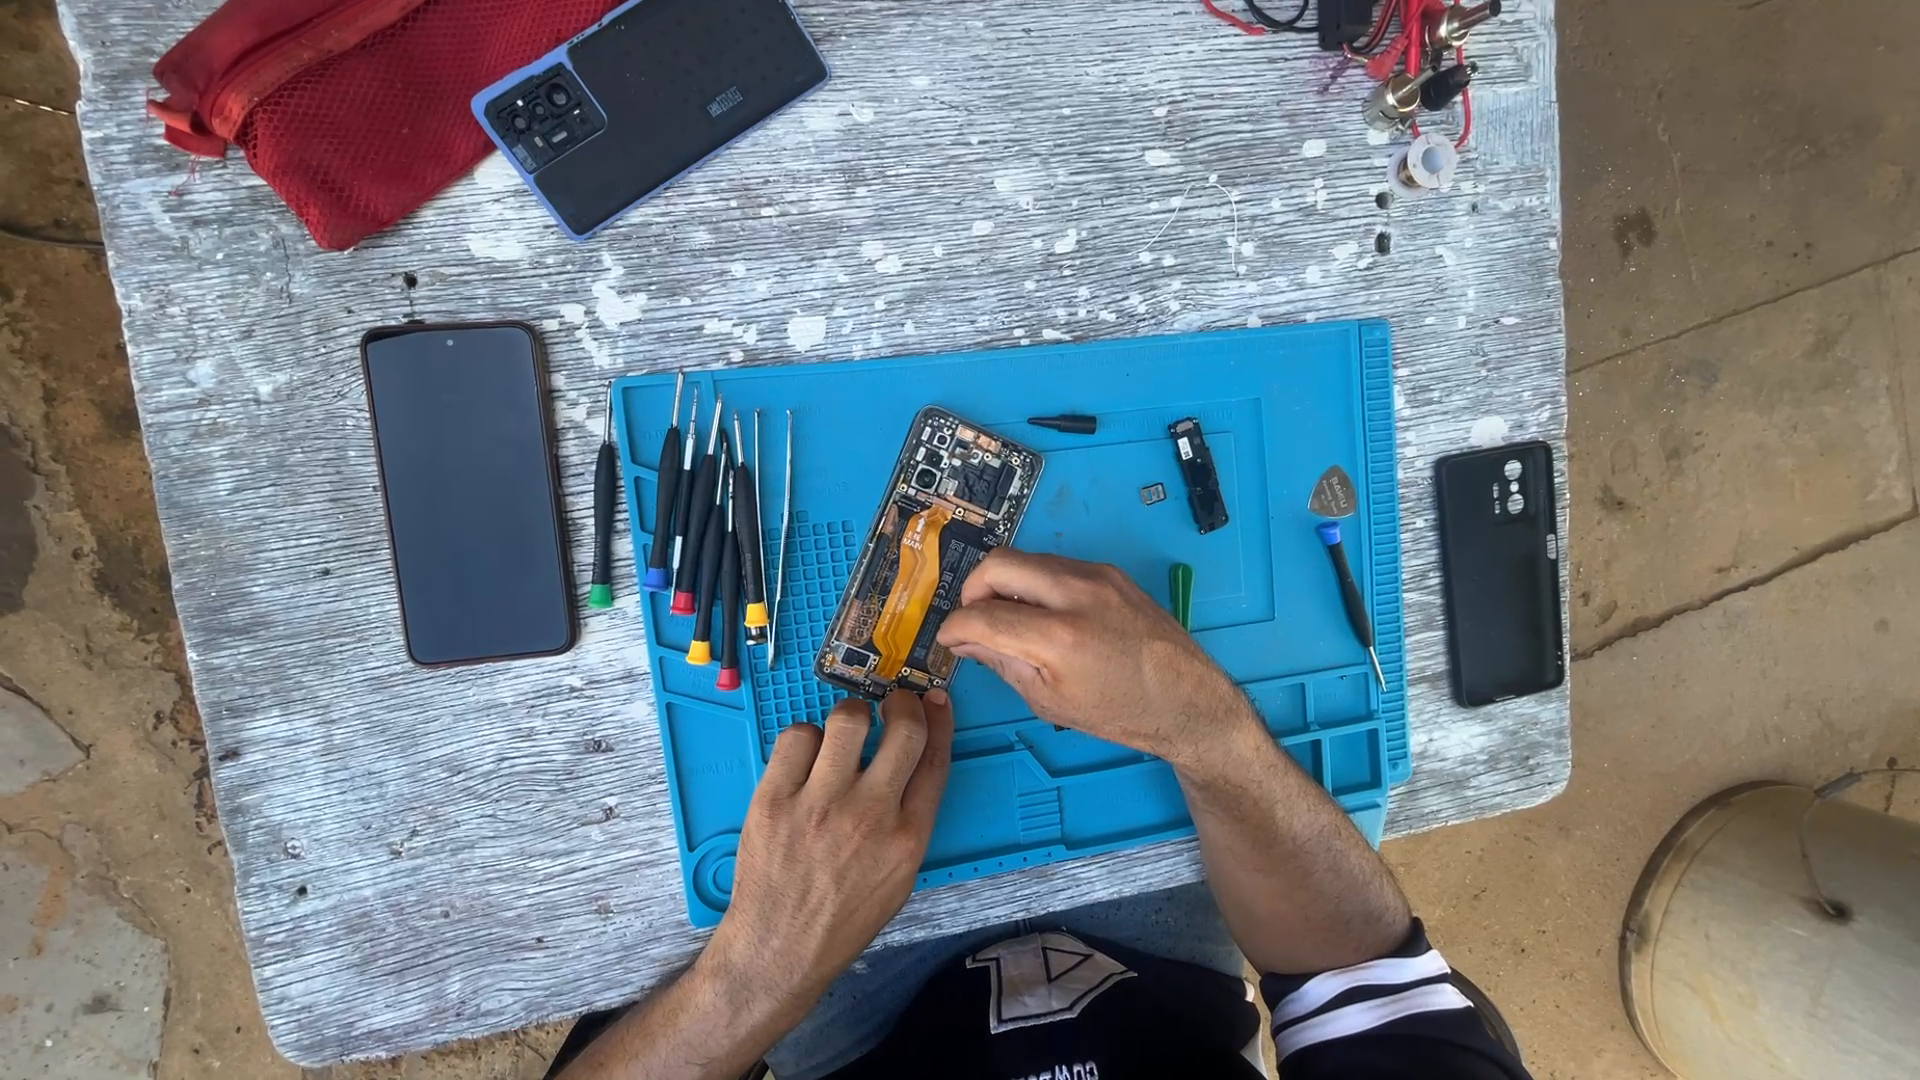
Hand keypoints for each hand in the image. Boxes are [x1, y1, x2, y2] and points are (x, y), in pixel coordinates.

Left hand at [700, 690, 954, 1025]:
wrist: (779, 950)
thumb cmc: (844, 914)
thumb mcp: (899, 875)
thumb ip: (911, 816)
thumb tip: (915, 757)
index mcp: (907, 837)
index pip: (935, 758)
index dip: (939, 719)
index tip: (933, 699)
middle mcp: (869, 815)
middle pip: (903, 728)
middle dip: (900, 704)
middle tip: (889, 705)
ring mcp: (819, 804)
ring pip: (847, 719)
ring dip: (850, 717)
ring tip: (842, 734)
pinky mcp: (774, 799)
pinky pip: (797, 736)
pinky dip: (804, 739)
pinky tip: (805, 760)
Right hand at [935, 549, 1255, 766]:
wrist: (1188, 701)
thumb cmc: (1119, 713)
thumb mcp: (1049, 701)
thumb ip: (1001, 663)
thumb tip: (966, 639)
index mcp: (1059, 637)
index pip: (982, 614)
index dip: (954, 627)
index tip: (949, 639)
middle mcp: (1076, 593)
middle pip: (997, 563)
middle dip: (973, 589)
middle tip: (974, 619)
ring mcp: (1096, 575)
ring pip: (1026, 558)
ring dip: (1005, 584)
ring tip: (1009, 619)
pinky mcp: (1110, 571)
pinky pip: (1055, 564)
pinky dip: (1035, 583)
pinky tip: (1042, 614)